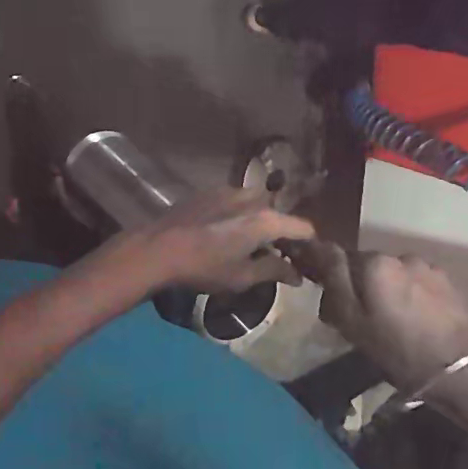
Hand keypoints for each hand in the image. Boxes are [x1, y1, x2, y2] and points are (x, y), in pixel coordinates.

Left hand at [110, 188, 315, 293]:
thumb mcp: (242, 277)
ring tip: (249, 242)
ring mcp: (229, 190)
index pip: (303, 227)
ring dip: (259, 220)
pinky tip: (224, 232)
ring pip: (256, 203)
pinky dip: (239, 214)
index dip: (310, 244)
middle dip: (282, 232)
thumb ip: (274, 271)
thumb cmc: (204, 267)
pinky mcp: (209, 191)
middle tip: (276, 254)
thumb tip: (298, 275)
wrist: (158, 248)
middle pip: (279, 213)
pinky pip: (235, 200)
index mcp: (267, 221)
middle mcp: (253, 198)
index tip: (307, 259)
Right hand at [305, 246, 467, 390]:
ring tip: (393, 320)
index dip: (324, 268)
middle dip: (360, 283)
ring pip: (394, 273)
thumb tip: (319, 251)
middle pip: (367, 265)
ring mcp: (428, 267)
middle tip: (360, 315)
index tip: (320, 283)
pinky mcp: (448, 282)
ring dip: (388, 288)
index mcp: (373, 263)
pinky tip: (416, 319)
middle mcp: (400, 255)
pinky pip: (417, 283)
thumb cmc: (398, 350)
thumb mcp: (354, 323)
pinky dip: (410, 295)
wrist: (462, 369)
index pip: (336, 255)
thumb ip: (335, 282)